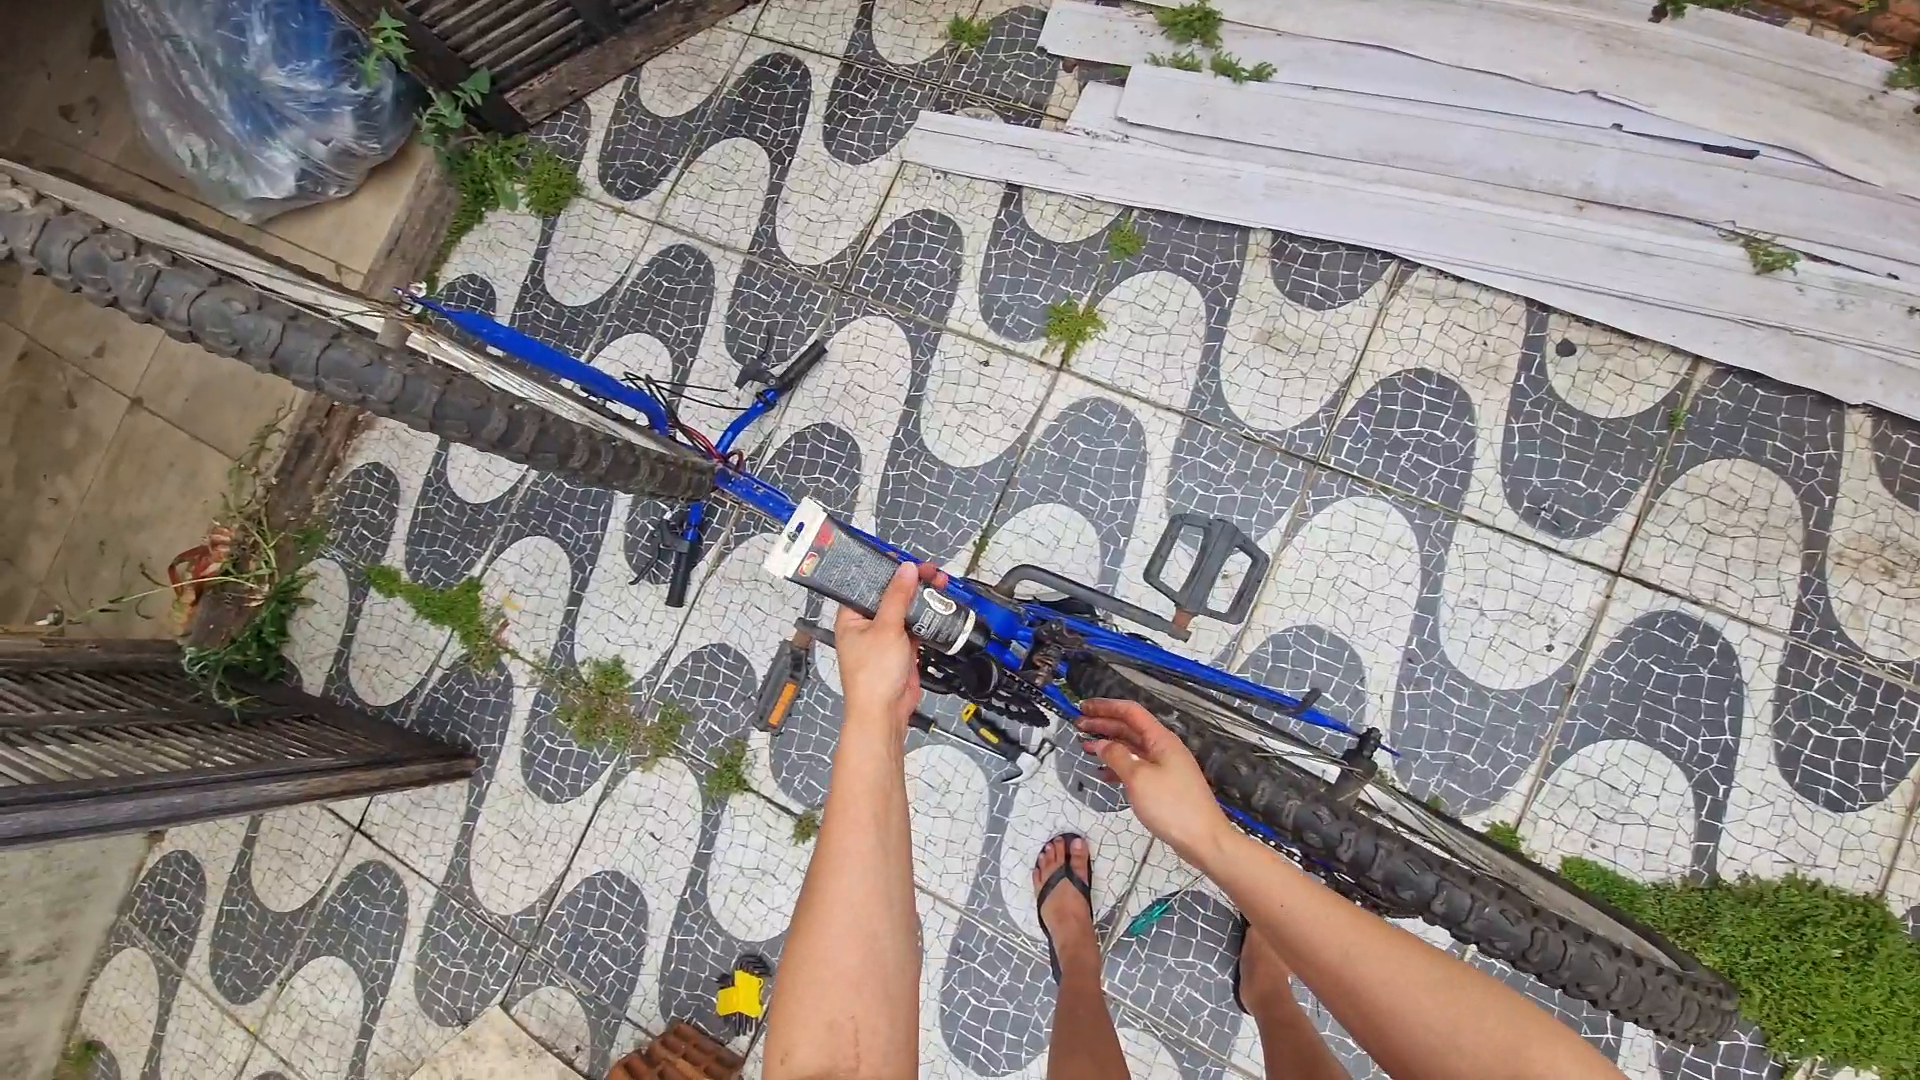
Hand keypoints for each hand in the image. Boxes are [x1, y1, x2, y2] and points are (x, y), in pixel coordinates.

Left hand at [834, 561, 947, 737]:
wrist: (885, 713)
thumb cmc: (873, 674)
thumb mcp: (886, 628)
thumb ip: (898, 596)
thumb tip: (907, 569)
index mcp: (851, 616)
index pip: (868, 583)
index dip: (888, 569)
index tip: (908, 560)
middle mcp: (866, 624)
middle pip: (890, 594)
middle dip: (912, 582)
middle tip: (932, 571)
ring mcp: (885, 636)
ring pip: (905, 609)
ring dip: (922, 598)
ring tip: (941, 584)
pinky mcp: (902, 649)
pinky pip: (915, 626)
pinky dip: (928, 617)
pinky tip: (942, 606)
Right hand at [1078, 698, 1233, 864]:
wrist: (1204, 840)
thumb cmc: (1171, 805)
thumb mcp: (1138, 778)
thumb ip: (1117, 757)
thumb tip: (1101, 744)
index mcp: (1160, 739)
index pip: (1130, 712)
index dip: (1106, 707)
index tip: (1083, 708)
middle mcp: (1163, 748)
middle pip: (1130, 728)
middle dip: (1104, 725)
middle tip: (1078, 726)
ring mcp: (1165, 767)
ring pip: (1132, 748)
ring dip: (1109, 746)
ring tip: (1085, 748)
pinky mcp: (1164, 784)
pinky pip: (1137, 767)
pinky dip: (1119, 767)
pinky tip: (1103, 774)